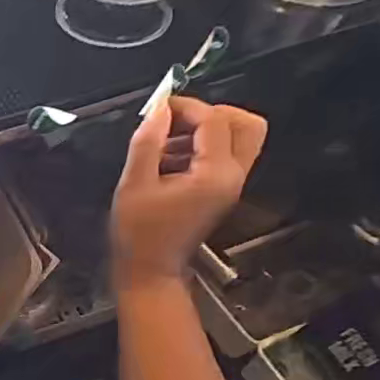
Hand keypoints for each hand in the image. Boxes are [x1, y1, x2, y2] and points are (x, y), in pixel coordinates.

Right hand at [110, 96, 267, 288]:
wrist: (149, 273)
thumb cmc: (138, 234)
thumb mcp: (134, 185)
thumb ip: (147, 142)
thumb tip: (159, 110)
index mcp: (214, 175)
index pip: (213, 121)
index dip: (186, 107)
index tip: (159, 107)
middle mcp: (233, 177)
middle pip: (245, 125)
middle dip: (211, 114)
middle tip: (177, 121)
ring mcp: (231, 187)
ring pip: (239, 139)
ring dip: (207, 130)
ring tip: (168, 142)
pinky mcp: (222, 193)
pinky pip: (226, 157)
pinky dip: (204, 148)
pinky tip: (171, 159)